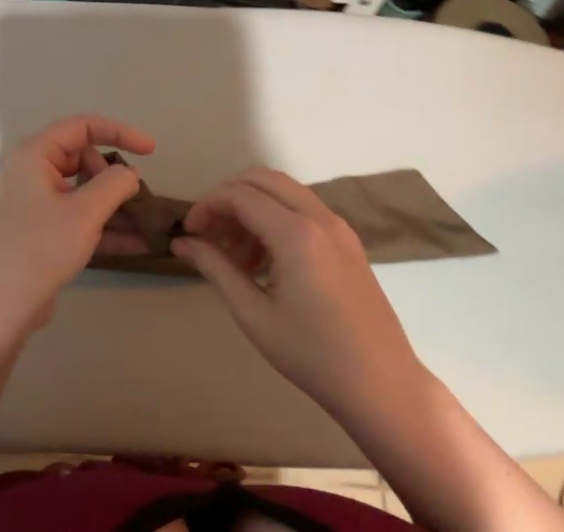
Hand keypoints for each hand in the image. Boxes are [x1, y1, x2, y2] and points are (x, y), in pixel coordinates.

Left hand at [0, 115, 154, 330]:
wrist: (4, 305)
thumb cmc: (42, 247)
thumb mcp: (85, 212)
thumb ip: (115, 184)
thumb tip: (129, 174)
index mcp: (34, 155)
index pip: (82, 126)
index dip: (120, 132)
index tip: (151, 150)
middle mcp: (31, 172)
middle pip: (82, 158)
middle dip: (113, 176)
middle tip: (132, 198)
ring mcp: (35, 203)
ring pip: (83, 191)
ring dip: (115, 206)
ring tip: (148, 222)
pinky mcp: (41, 231)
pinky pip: (78, 218)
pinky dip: (104, 227)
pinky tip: (139, 244)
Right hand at [173, 167, 420, 415]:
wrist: (382, 384)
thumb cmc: (312, 355)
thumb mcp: (254, 314)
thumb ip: (216, 269)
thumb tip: (181, 242)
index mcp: (296, 234)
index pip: (239, 195)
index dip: (206, 206)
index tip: (189, 233)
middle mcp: (320, 218)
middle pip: (262, 179)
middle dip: (227, 197)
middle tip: (208, 234)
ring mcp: (339, 228)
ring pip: (284, 190)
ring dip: (252, 206)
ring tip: (234, 254)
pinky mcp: (348, 242)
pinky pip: (303, 209)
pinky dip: (275, 217)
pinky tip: (264, 261)